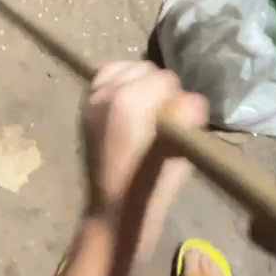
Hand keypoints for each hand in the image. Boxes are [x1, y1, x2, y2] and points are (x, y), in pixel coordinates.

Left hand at [82, 62, 207, 255]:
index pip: (166, 78)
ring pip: (123, 68)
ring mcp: (91, 97)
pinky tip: (128, 105)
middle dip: (158, 87)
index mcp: (129, 100)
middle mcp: (105, 91)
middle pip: (144, 69)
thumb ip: (187, 114)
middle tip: (164, 114)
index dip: (178, 98)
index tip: (181, 117)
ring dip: (138, 83)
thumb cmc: (152, 183)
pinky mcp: (84, 106)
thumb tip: (191, 99)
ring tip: (145, 109)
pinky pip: (104, 78)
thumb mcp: (180, 147)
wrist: (114, 206)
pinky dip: (118, 84)